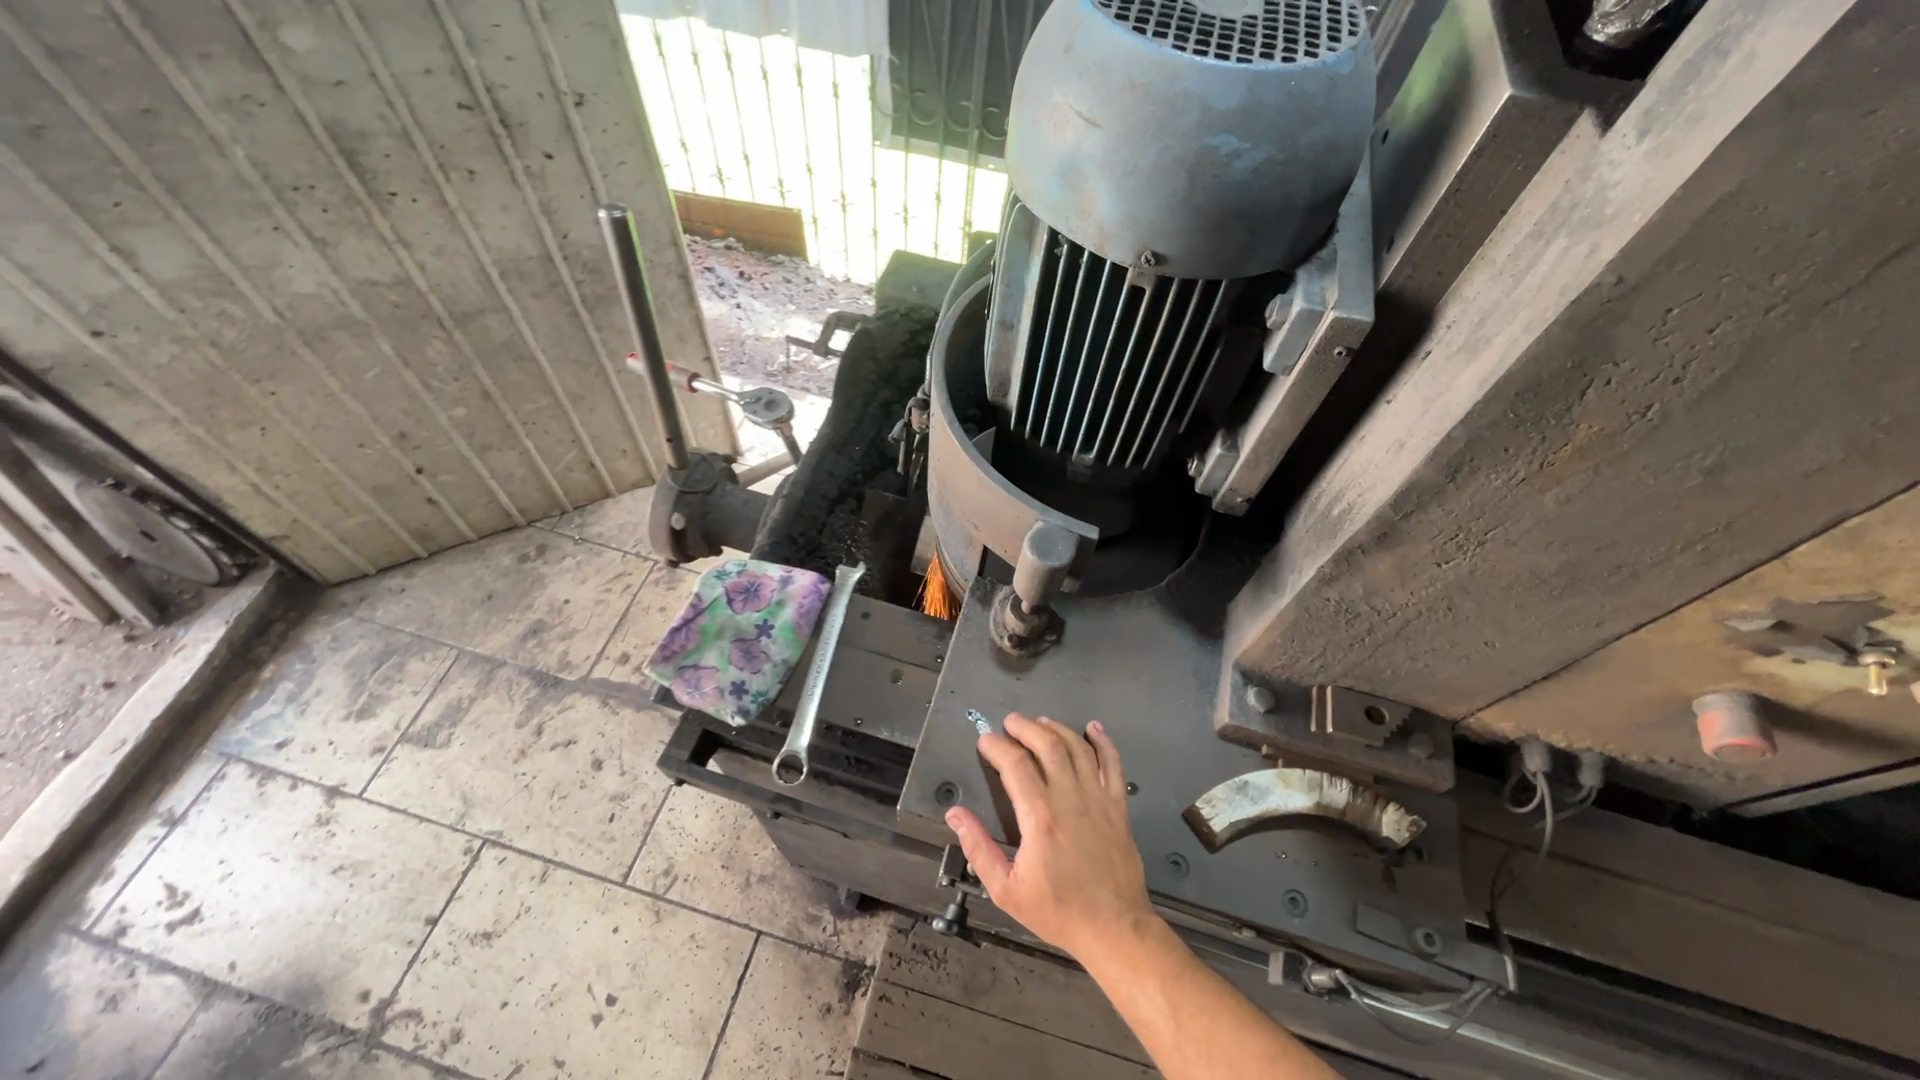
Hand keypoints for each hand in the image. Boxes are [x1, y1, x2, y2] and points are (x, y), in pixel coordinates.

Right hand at [945, 713, 1157, 964]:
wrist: (1114, 927)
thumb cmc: (1057, 911)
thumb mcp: (1006, 890)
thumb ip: (978, 848)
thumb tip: (955, 814)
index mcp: (1040, 818)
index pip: (1015, 765)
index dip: (997, 746)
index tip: (985, 741)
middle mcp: (1070, 799)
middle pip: (1048, 746)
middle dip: (1025, 728)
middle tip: (1010, 722)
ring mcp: (1098, 800)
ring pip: (1078, 749)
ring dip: (1057, 729)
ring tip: (1040, 722)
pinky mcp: (1118, 807)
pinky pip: (1112, 765)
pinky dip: (1103, 742)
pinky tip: (1093, 729)